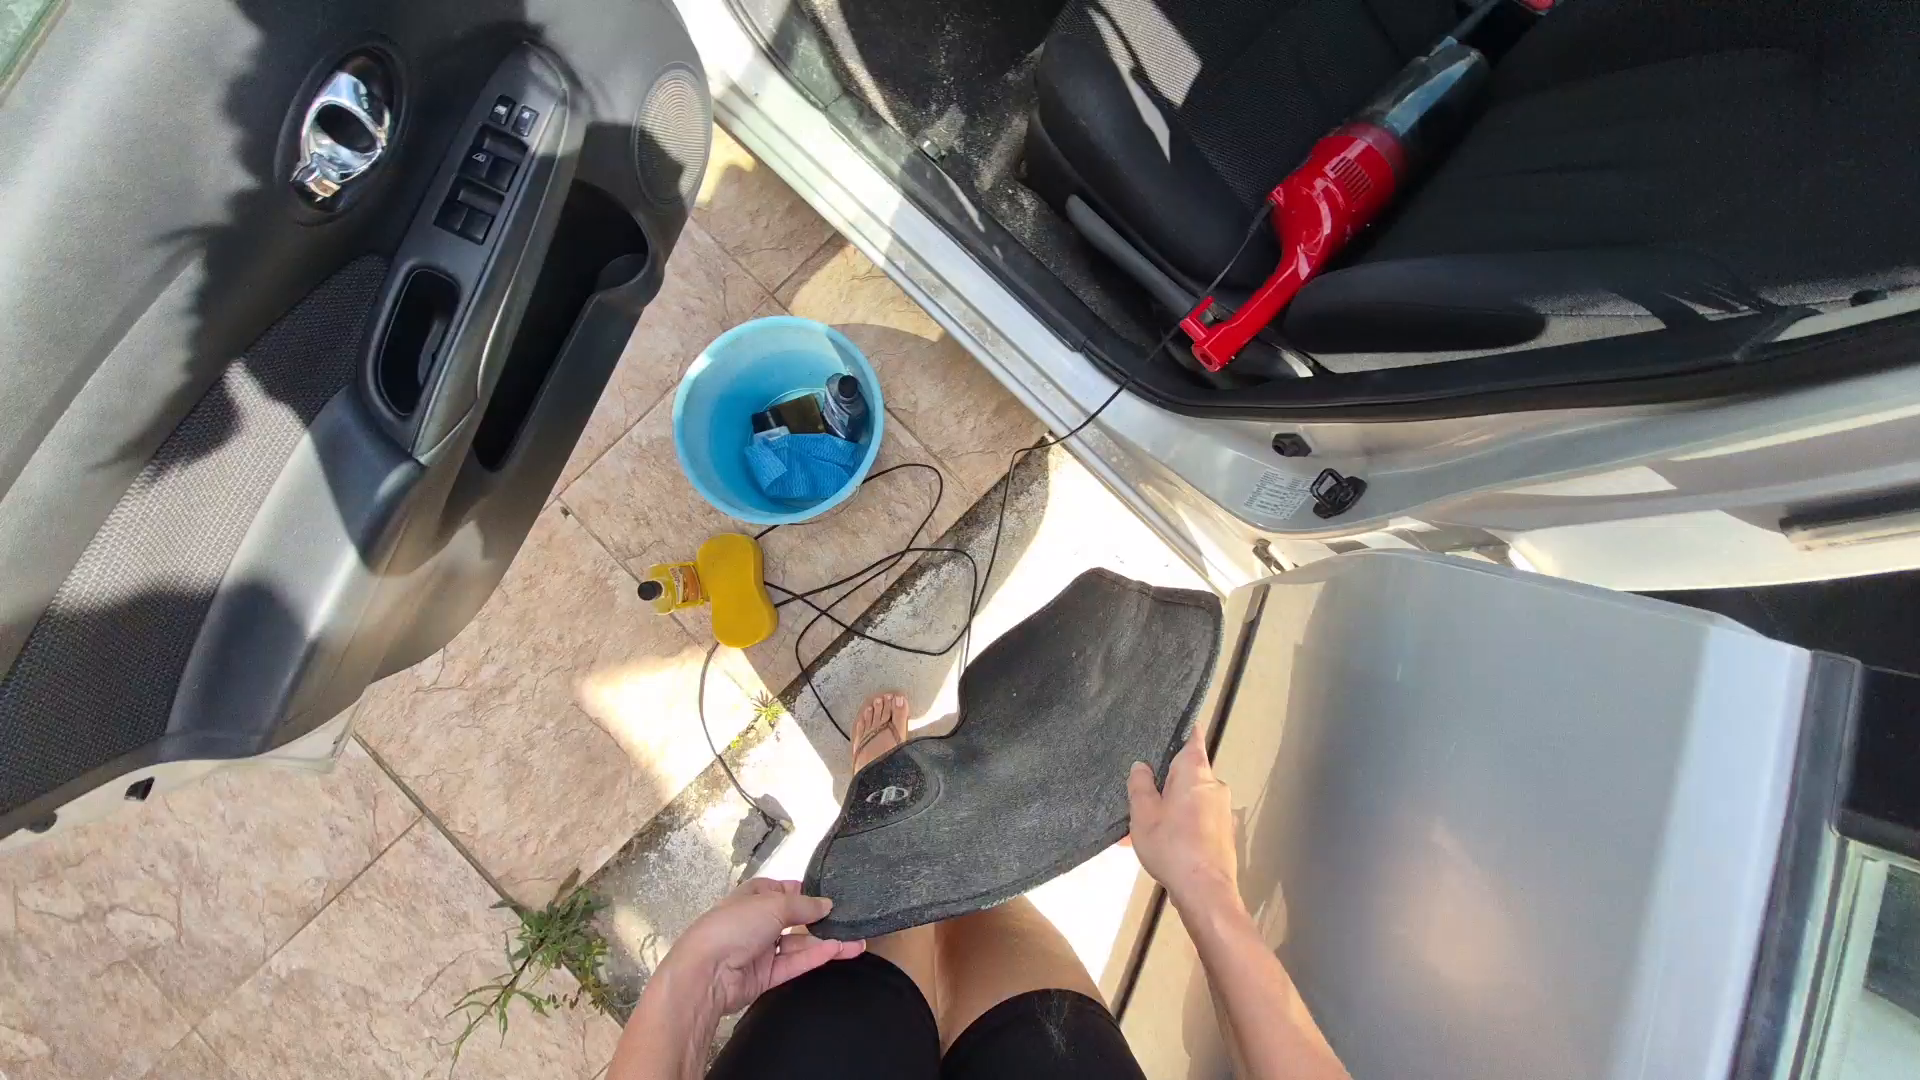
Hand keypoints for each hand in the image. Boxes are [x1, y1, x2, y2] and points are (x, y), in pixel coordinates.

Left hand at [655, 878, 865, 1017]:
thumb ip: (804, 906)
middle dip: (820, 920)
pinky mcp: (764, 976)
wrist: (706, 973)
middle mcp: (757, 921)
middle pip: (794, 919)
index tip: (831, 894)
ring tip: (856, 942)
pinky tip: (838, 951)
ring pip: (798, 944)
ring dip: (825, 942)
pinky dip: (814, 957)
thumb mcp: (774, 904)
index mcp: (753, 896)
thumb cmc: (736, 925)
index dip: (805, 892)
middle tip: (851, 921)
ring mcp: (760, 950)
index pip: (783, 890)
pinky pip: (793, 963)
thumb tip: (827, 904)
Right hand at [1127, 732, 1239, 914]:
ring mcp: (1221, 812)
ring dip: (1166, 809)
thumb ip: (1140, 785)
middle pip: (1186, 773)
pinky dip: (1177, 827)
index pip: (1193, 738)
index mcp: (1196, 772)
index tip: (1172, 722)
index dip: (1183, 728)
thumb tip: (1142, 767)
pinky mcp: (1222, 835)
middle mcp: (1214, 786)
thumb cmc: (1172, 845)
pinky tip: (1155, 847)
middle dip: (1163, 782)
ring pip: (1187, 800)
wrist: (1206, 894)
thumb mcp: (1143, 813)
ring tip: (1136, 831)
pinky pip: (1194, 820)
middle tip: (1137, 793)